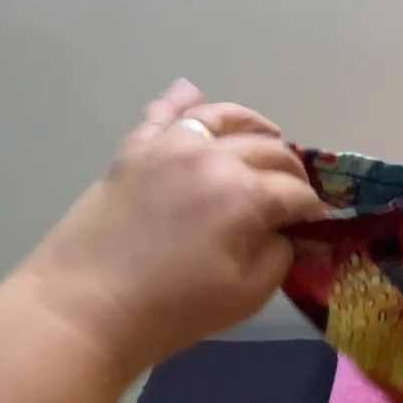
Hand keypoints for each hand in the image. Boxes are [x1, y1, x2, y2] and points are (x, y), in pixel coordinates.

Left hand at [13, 80, 324, 372]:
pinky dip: (180, 100)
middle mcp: (213, 159)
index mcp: (246, 195)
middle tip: (296, 192)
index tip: (318, 222)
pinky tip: (191, 92)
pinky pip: (161, 115)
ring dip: (253, 123)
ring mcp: (170, 149)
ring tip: (269, 133)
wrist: (84, 309)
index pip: (297, 193)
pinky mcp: (134, 153)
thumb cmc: (175, 308)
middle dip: (292, 171)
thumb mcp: (249, 292)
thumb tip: (281, 231)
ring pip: (221, 117)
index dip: (313, 208)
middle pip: (269, 151)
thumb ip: (279, 254)